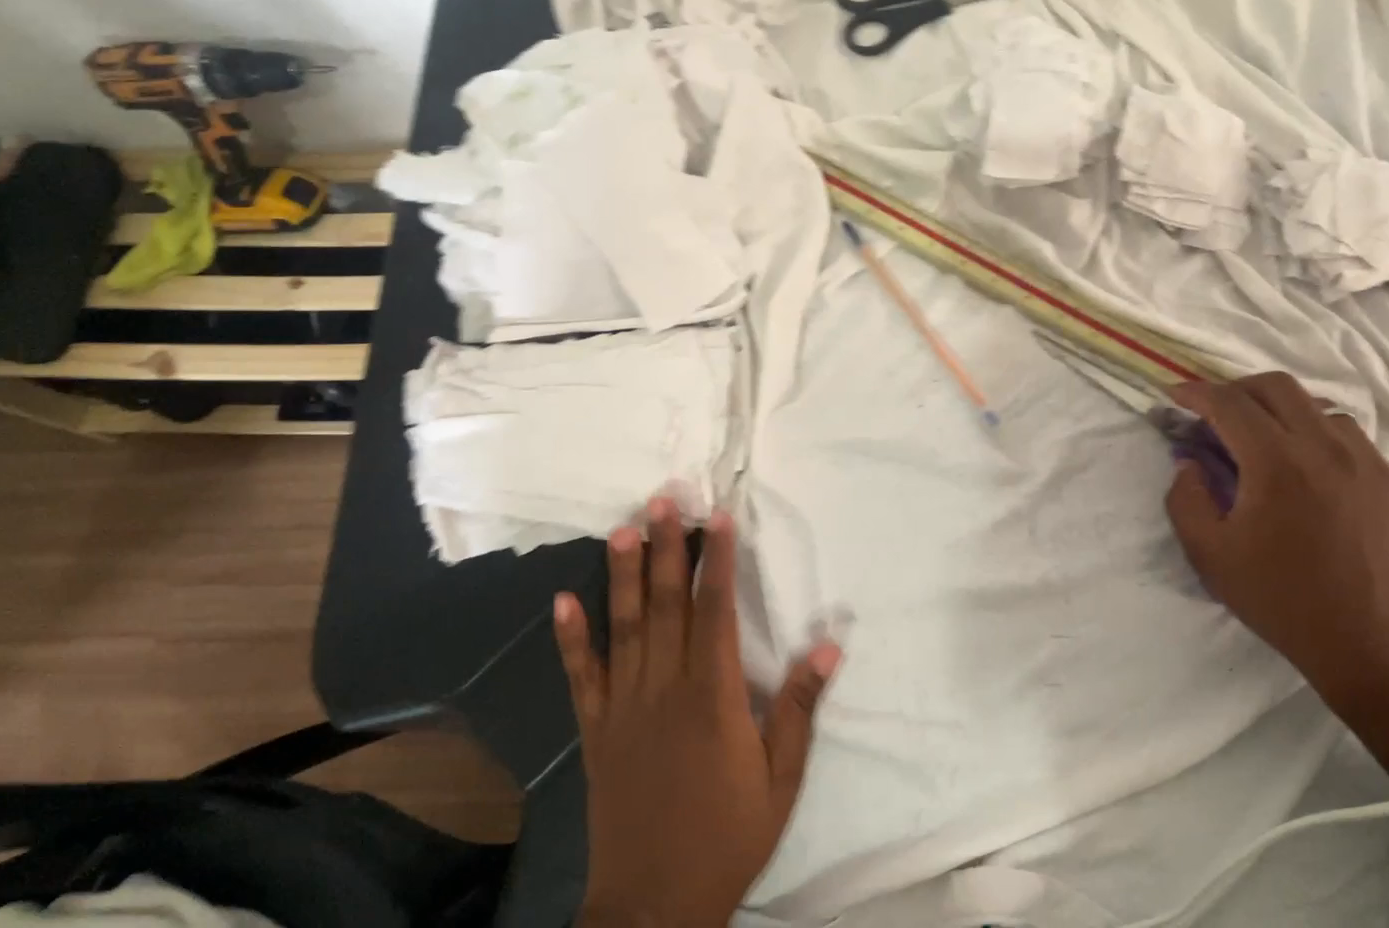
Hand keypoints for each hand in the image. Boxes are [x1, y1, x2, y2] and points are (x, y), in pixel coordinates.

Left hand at [555, 497, 842, 927]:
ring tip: (621, 529)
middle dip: (666, 548)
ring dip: (623, 576)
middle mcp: (664, 689)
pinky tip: (562, 601)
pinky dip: (570, 637)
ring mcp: (623, 707)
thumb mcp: (781, 779)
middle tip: (662, 500)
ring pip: (624, 628)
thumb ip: (798, 709)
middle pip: (666, 605)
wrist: (655, 900)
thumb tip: (826, 646)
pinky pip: (581, 676)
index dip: (717, 560)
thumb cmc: (728, 835)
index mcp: (713, 696)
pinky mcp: (595, 730)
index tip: (716, 517)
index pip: (714, 611)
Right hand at [1163, 373, 1388, 697]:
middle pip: (1276, 386)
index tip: (1173, 396)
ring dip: (1276, 409)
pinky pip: (1345, 434)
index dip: (1195, 392)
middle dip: (1234, 388)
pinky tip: (1300, 467)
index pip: (1229, 403)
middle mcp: (1325, 448)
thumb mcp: (1210, 557)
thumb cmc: (1284, 602)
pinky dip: (1311, 432)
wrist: (1379, 645)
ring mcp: (1365, 461)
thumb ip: (1186, 500)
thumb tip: (1190, 464)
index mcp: (1277, 463)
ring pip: (1315, 406)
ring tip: (1256, 440)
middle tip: (1210, 412)